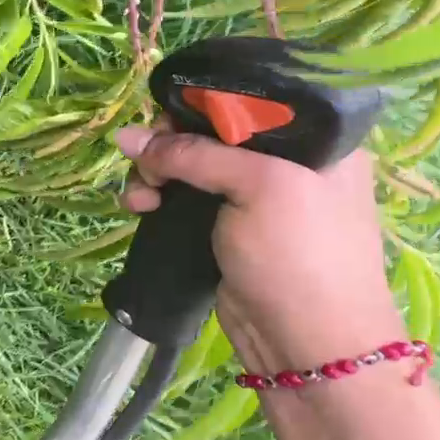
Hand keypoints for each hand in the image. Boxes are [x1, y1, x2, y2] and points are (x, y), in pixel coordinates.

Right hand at [115, 124, 404, 373]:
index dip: (199, 106)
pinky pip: (174, 193)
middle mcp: (283, 164)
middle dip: (165, 145)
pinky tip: (138, 208)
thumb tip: (125, 137)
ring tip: (140, 198)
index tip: (168, 124)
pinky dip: (150, 195)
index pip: (246, 102)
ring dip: (150, 174)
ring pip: (181, 162)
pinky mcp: (219, 222)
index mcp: (315, 144)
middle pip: (203, 131)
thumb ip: (192, 153)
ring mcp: (249, 196)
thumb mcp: (257, 187)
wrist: (303, 338)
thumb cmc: (298, 254)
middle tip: (152, 169)